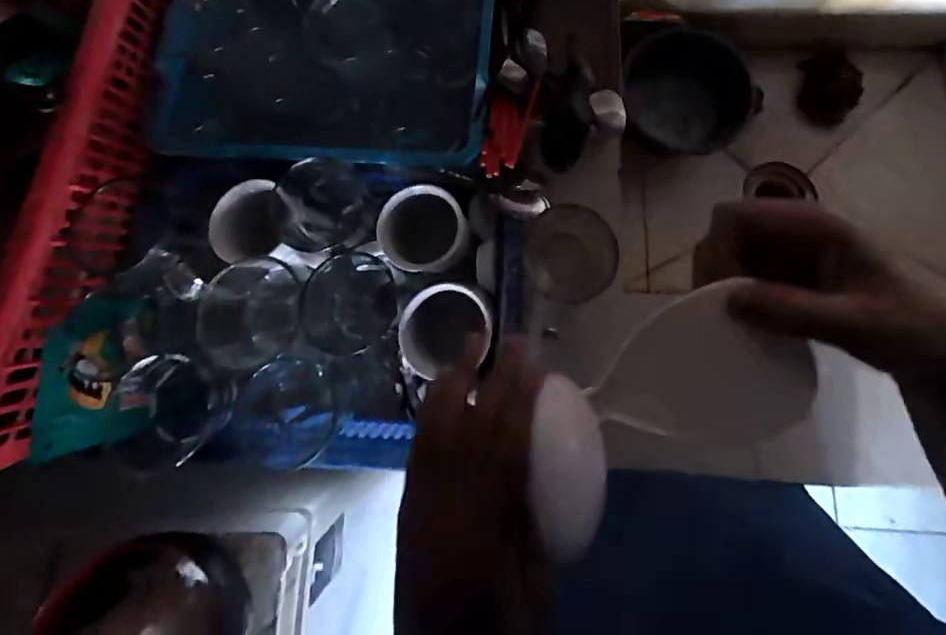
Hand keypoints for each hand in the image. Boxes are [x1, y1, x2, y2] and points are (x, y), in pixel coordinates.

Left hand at [396, 337, 551, 634]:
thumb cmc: (499, 630)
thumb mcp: (535, 587)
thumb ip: (535, 524)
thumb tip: (540, 468)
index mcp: (482, 529)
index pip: (505, 448)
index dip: (520, 402)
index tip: (536, 366)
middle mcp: (441, 507)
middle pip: (467, 425)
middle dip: (489, 377)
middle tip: (509, 340)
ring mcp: (416, 502)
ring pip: (433, 427)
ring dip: (454, 379)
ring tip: (471, 343)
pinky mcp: (404, 506)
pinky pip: (420, 445)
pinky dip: (435, 410)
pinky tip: (446, 389)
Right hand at [697, 200, 945, 380]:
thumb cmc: (918, 329)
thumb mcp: (858, 324)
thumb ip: (793, 311)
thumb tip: (728, 300)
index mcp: (812, 224)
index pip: (735, 216)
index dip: (717, 249)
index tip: (721, 295)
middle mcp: (796, 230)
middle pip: (728, 234)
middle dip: (716, 269)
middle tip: (720, 315)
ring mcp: (795, 253)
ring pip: (735, 256)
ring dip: (726, 285)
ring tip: (733, 324)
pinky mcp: (797, 276)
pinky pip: (752, 277)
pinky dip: (743, 298)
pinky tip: (753, 327)